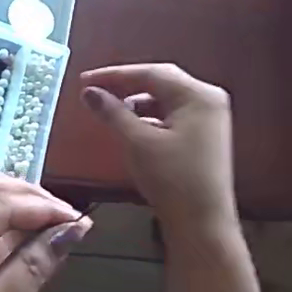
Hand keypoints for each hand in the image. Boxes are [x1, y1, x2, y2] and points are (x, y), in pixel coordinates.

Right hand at [79, 63, 235, 234]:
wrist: (201, 219)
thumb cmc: (171, 178)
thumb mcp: (137, 143)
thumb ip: (113, 113)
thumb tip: (90, 92)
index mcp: (197, 95)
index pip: (151, 73)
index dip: (114, 74)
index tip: (83, 80)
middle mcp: (207, 99)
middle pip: (160, 82)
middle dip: (125, 85)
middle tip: (93, 90)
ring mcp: (208, 117)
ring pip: (164, 99)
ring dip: (135, 102)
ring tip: (108, 110)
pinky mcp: (203, 135)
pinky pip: (171, 115)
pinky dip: (148, 117)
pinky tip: (130, 127)